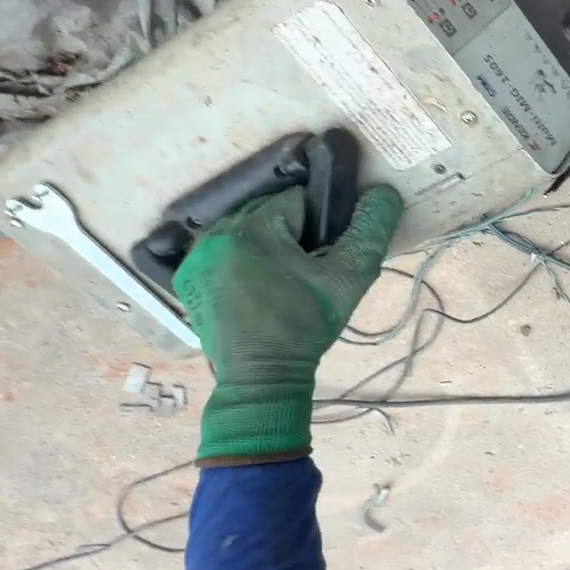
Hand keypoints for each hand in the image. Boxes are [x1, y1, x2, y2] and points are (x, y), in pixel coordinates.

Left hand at [174, 185, 403, 463]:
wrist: (263, 378)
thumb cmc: (307, 325)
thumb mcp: (351, 277)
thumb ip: (370, 229)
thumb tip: (382, 191)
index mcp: (252, 230)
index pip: (298, 199)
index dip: (322, 222)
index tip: (328, 252)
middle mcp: (214, 236)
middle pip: (268, 211)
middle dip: (293, 231)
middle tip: (312, 265)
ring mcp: (195, 257)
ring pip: (245, 229)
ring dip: (269, 242)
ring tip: (287, 275)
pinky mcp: (186, 278)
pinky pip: (223, 249)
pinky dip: (243, 258)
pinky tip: (260, 284)